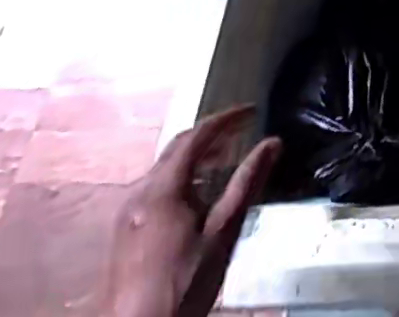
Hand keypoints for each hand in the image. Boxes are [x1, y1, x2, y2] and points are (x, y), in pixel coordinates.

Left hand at [105, 107, 281, 316]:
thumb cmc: (185, 286)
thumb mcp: (223, 233)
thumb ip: (247, 183)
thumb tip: (273, 143)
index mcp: (162, 190)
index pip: (196, 136)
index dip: (226, 119)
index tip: (253, 111)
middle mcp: (139, 194)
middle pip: (177, 147)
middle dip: (211, 133)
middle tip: (242, 130)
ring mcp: (127, 214)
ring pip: (166, 167)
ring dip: (197, 154)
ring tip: (227, 156)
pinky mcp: (125, 231)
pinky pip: (157, 186)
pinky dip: (183, 175)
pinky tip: (200, 192)